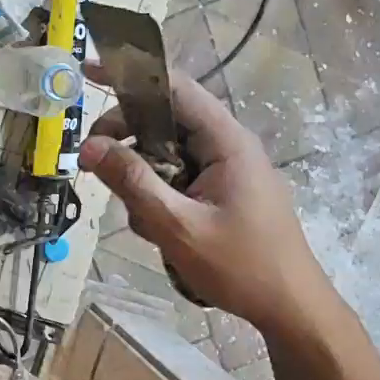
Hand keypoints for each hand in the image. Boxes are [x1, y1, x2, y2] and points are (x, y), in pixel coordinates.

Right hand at [79, 68, 337, 338]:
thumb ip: (132, 182)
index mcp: (226, 141)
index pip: (174, 87)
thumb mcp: (178, 226)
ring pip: (166, 150)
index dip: (130, 74)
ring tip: (139, 215)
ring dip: (141, 174)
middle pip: (164, 119)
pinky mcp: (222, 190)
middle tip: (94, 162)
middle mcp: (227, 145)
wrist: (292, 310)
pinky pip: (177, 174)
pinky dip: (157, 192)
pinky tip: (156, 226)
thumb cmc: (242, 267)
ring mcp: (226, 168)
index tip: (87, 70)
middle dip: (126, 137)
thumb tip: (88, 145)